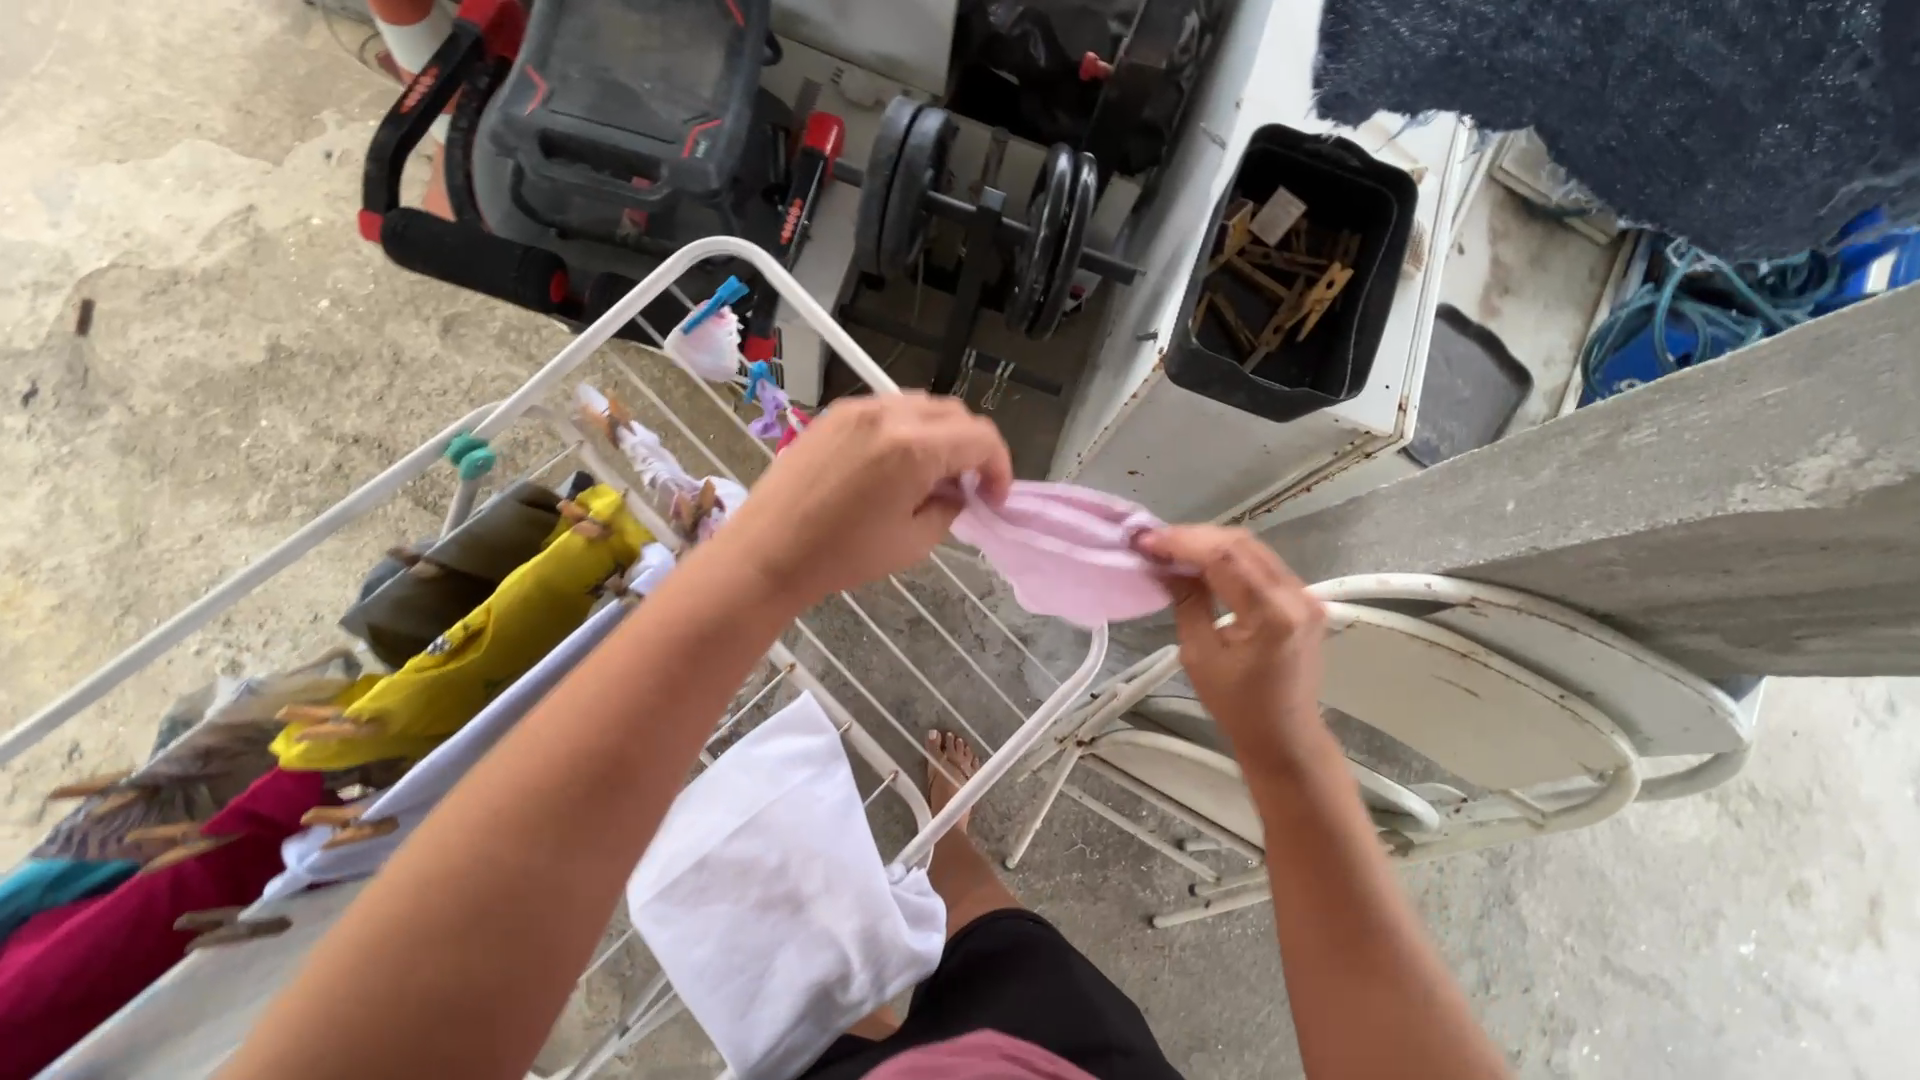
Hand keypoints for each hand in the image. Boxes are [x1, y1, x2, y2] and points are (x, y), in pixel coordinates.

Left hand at [719, 393, 1012, 610]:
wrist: (768, 551)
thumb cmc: (843, 556)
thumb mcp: (913, 543)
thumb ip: (947, 508)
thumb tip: (956, 491)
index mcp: (914, 448)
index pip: (981, 437)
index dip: (999, 466)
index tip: (995, 496)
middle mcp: (890, 415)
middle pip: (955, 414)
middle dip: (972, 447)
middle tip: (967, 486)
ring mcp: (858, 408)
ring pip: (921, 405)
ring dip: (940, 434)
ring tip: (931, 474)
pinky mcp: (834, 414)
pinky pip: (887, 409)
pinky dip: (907, 429)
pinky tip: (895, 464)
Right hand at [1134, 526, 1327, 767]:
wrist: (1284, 736)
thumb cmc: (1237, 706)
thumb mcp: (1199, 655)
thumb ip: (1187, 601)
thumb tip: (1165, 565)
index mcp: (1271, 614)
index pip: (1223, 557)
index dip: (1181, 542)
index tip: (1145, 541)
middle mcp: (1296, 596)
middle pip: (1241, 543)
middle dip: (1193, 537)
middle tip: (1154, 542)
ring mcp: (1306, 596)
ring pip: (1253, 548)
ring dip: (1209, 543)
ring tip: (1171, 549)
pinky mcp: (1304, 599)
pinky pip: (1262, 564)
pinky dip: (1228, 557)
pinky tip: (1201, 562)